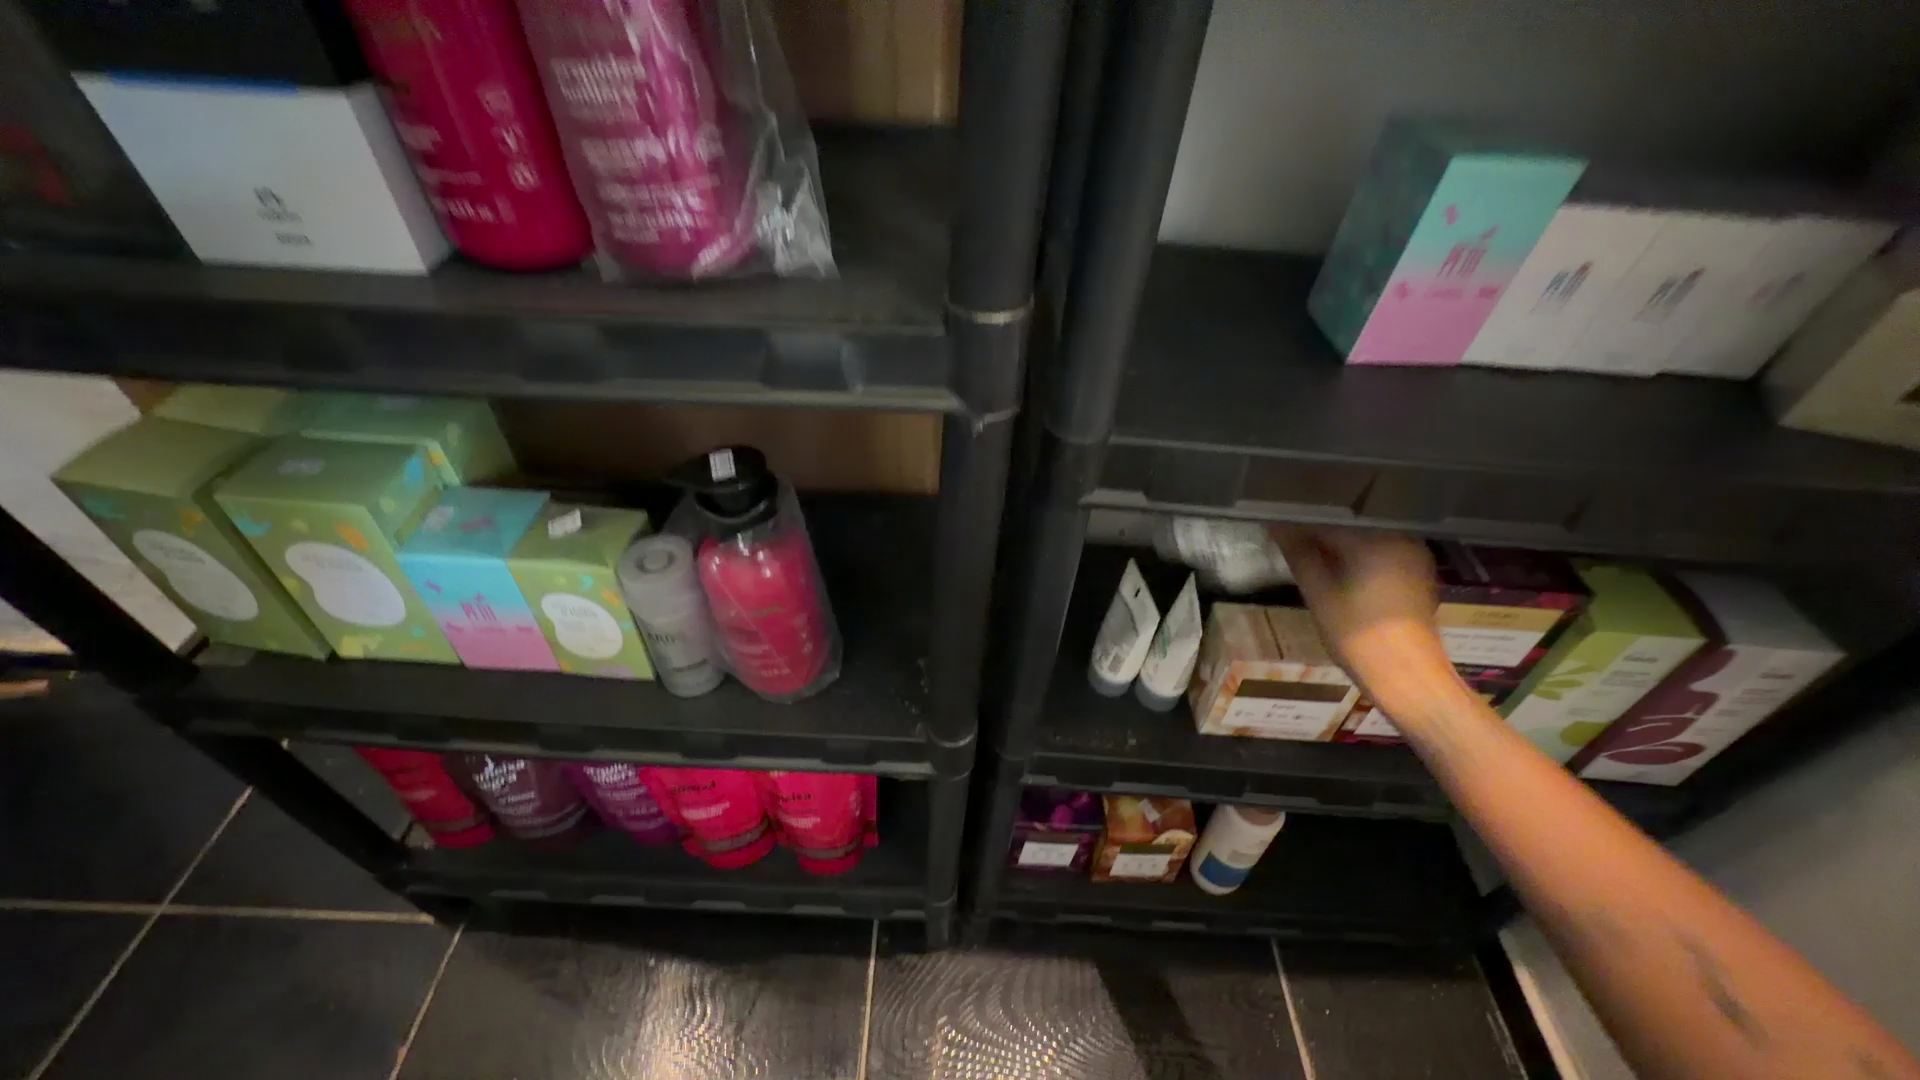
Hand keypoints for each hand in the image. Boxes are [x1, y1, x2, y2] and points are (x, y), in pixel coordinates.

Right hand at [1271, 527, 1452, 697]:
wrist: (1407, 676)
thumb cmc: (1357, 635)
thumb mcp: (1318, 593)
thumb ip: (1298, 553)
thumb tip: (1277, 524)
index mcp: (1375, 537)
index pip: (1328, 516)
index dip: (1299, 520)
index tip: (1276, 524)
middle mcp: (1401, 537)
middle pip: (1351, 522)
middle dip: (1320, 528)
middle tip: (1291, 538)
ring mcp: (1415, 555)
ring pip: (1367, 536)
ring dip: (1340, 541)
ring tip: (1312, 551)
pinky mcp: (1418, 573)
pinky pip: (1383, 551)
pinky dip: (1360, 554)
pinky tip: (1342, 568)